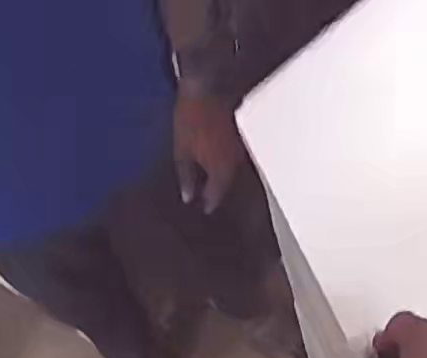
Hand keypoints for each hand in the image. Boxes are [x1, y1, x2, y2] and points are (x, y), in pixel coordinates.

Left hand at [173, 93, 244, 212]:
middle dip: (218, 191)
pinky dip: (228, 158)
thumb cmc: (192, 117)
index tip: (204, 209)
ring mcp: (243, 148)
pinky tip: (221, 156)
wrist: (209, 80)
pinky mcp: (244, 132)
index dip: (209, 204)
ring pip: (234, 169)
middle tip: (208, 196)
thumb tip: (188, 197)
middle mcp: (236, 164)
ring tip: (214, 178)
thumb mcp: (182, 150)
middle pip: (228, 185)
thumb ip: (186, 177)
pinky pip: (236, 153)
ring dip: (224, 175)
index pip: (217, 197)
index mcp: (221, 171)